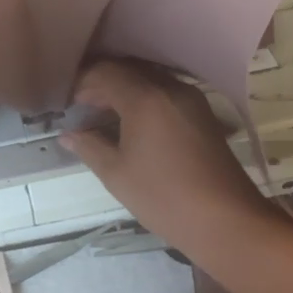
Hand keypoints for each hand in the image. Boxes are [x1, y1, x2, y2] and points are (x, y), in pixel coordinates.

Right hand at [59, 59, 291, 249]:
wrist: (227, 221)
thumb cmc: (164, 197)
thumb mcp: (116, 174)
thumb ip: (89, 147)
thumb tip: (68, 135)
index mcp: (145, 98)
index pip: (105, 72)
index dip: (82, 82)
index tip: (65, 100)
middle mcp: (170, 89)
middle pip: (129, 71)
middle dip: (102, 83)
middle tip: (80, 105)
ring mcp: (191, 100)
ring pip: (150, 80)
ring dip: (124, 90)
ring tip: (103, 113)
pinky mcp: (203, 114)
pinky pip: (166, 93)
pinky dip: (144, 99)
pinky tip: (133, 123)